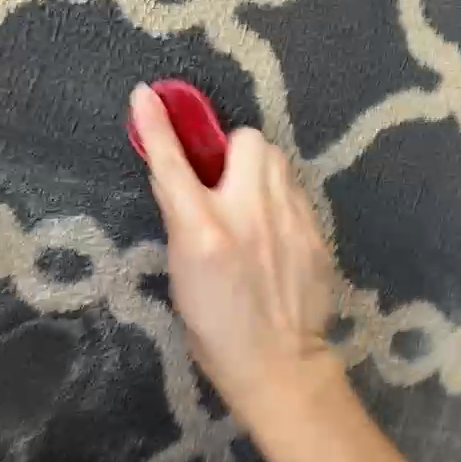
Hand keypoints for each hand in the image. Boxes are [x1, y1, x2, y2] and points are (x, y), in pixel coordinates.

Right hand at [131, 84, 336, 411]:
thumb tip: (175, 172)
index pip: (172, 163)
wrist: (281, 367)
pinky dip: (280, 194)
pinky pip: (295, 187)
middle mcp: (247, 214)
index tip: (145, 94)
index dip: (155, 125)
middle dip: (232, 150)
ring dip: (258, 168)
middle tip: (225, 177)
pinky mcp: (315, 230)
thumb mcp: (181, 272)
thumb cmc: (215, 326)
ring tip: (253, 197)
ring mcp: (288, 220)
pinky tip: (276, 224)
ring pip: (276, 157)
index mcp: (203, 231)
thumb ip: (181, 216)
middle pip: (245, 140)